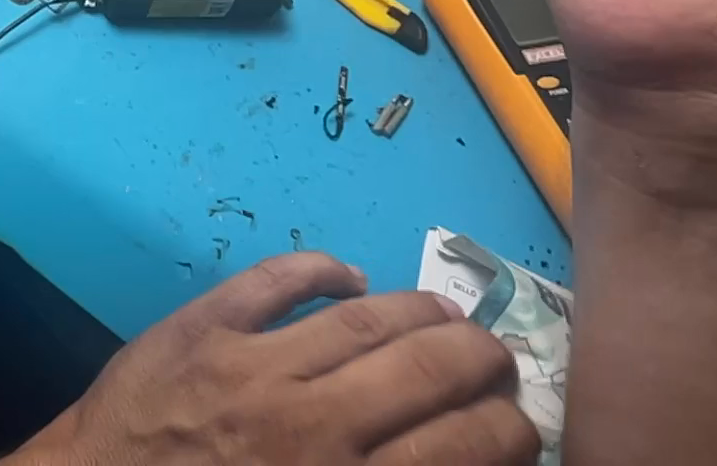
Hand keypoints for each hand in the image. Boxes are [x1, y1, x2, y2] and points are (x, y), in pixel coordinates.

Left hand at [0, 252, 532, 465]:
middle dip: (475, 361)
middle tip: (497, 354)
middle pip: (419, 374)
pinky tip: (348, 274)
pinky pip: (269, 282)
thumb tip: (438, 459)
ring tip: (447, 312)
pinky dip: (314, 270)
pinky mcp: (199, 327)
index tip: (518, 419)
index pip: (460, 451)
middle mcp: (308, 425)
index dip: (504, 430)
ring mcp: (248, 365)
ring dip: (414, 312)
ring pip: (355, 324)